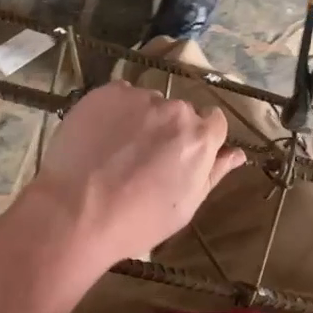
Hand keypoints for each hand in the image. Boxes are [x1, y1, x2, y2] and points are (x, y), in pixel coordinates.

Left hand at [20, 81, 245, 265]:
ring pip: (148, 103)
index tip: (179, 156)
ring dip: (140, 119)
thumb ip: (214, 173)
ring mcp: (139, 97)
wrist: (76, 212)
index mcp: (200, 138)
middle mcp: (175, 110)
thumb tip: (237, 154)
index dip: (199, 138)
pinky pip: (119, 96)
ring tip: (115, 150)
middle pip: (180, 113)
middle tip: (143, 159)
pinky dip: (114, 111)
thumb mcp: (185, 207)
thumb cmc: (137, 221)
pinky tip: (99, 137)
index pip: (214, 122)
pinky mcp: (107, 92)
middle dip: (168, 130)